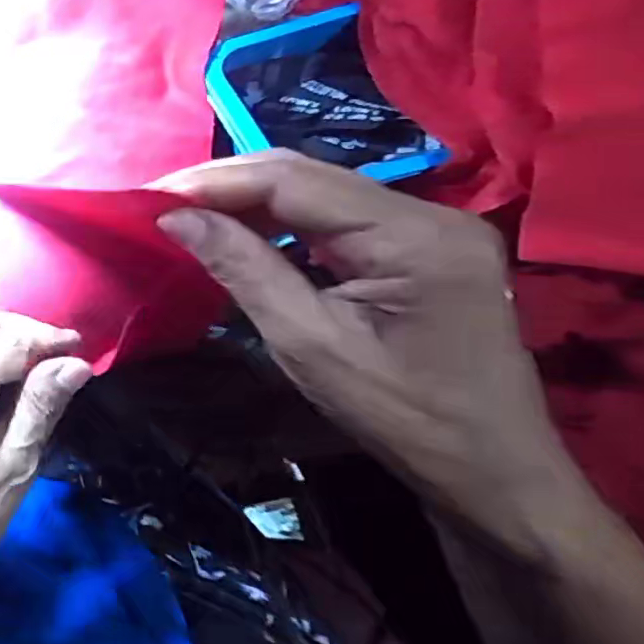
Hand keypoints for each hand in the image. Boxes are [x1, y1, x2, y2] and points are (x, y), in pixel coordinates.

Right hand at [151, 150, 588, 556]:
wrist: (493, 470)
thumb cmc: (403, 414)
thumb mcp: (306, 341)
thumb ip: (240, 266)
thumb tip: (172, 216)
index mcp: (414, 236)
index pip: (291, 181)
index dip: (212, 182)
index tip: (149, 199)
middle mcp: (427, 213)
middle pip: (300, 172)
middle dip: (220, 182)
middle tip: (157, 203)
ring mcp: (424, 224)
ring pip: (307, 185)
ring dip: (239, 194)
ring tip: (182, 212)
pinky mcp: (412, 240)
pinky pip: (323, 208)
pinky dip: (267, 212)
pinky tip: (230, 226)